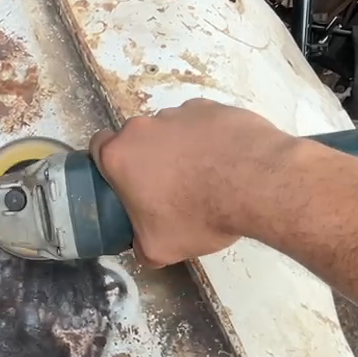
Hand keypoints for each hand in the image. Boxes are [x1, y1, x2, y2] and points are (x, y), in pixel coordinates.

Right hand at [89, 99, 298, 266]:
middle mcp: (143, 128)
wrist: (259, 185)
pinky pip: (202, 123)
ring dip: (179, 148)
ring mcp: (179, 113)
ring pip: (170, 130)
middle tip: (168, 187)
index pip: (98, 147)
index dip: (109, 164)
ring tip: (206, 175)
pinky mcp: (213, 108)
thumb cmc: (199, 216)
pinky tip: (227, 160)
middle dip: (148, 158)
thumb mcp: (160, 249)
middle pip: (136, 139)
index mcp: (119, 156)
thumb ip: (140, 246)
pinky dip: (209, 138)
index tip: (127, 183)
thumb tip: (141, 246)